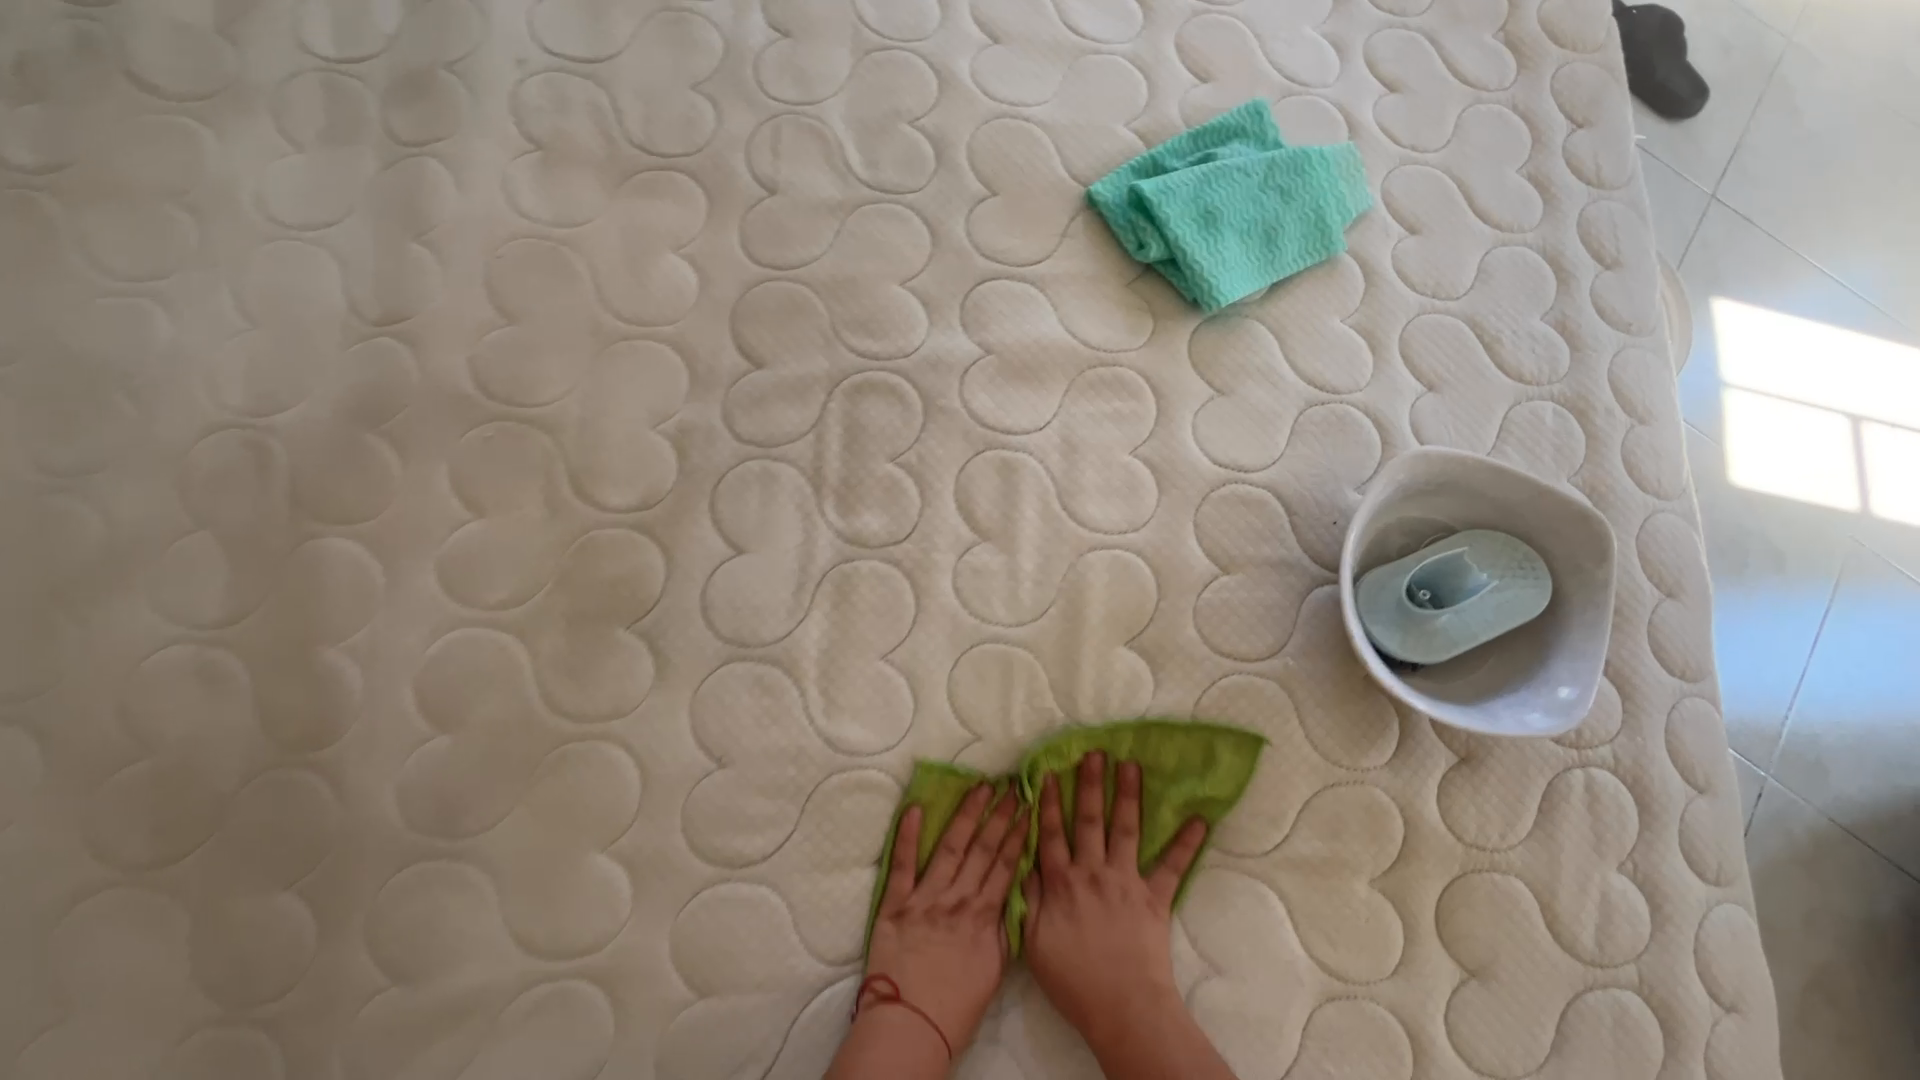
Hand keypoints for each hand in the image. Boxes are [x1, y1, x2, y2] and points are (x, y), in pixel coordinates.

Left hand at [860, 785, 1027, 1057]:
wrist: (912, 1026)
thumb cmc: (956, 1006)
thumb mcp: (994, 970)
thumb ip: (1002, 931)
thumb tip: (1012, 899)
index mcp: (984, 916)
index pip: (1005, 865)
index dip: (1018, 834)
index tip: (1028, 808)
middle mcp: (958, 900)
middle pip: (983, 849)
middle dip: (999, 815)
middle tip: (1011, 786)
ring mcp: (925, 899)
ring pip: (950, 848)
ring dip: (966, 815)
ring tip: (979, 787)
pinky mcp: (894, 905)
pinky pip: (902, 865)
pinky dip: (907, 836)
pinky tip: (914, 809)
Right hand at [1023, 752, 1219, 1074]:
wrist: (1122, 1006)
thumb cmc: (1073, 980)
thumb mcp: (1033, 942)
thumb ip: (1027, 899)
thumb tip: (1023, 863)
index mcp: (1060, 883)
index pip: (1051, 834)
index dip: (1049, 803)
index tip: (1050, 772)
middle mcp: (1092, 872)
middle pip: (1089, 821)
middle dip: (1090, 784)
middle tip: (1094, 753)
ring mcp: (1126, 881)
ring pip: (1125, 830)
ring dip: (1128, 795)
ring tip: (1130, 765)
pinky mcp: (1155, 898)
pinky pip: (1171, 867)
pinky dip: (1186, 844)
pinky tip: (1199, 820)